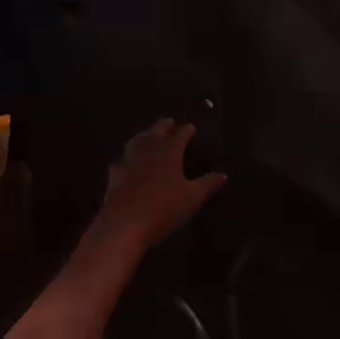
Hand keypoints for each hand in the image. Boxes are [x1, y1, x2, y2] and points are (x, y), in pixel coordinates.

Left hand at [90, 119, 224, 250]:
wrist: (127, 218)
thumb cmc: (165, 207)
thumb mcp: (192, 198)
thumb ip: (207, 184)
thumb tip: (223, 175)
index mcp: (169, 153)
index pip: (179, 136)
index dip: (185, 130)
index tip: (191, 126)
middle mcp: (148, 149)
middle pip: (157, 131)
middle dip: (164, 125)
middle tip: (169, 120)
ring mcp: (130, 158)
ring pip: (138, 139)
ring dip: (146, 133)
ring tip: (150, 132)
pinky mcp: (116, 170)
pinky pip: (124, 157)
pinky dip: (129, 155)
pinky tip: (128, 158)